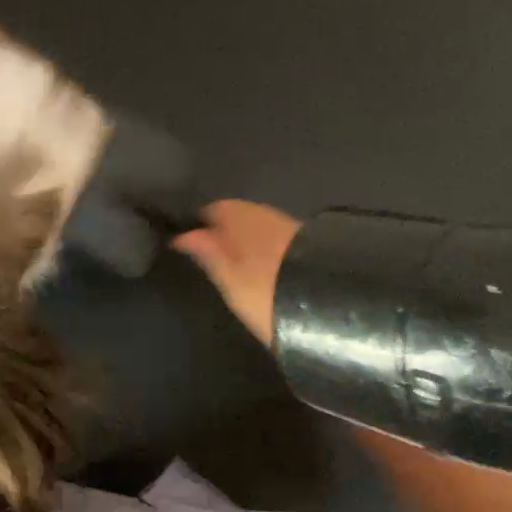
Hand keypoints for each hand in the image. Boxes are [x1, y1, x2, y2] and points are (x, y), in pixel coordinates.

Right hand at [173, 200, 299, 346]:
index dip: (198, 224)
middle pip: (237, 216)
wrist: (329, 301)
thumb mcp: (228, 277)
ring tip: (237, 263)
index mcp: (238, 215)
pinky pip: (278, 238)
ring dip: (248, 239)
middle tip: (212, 254)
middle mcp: (264, 213)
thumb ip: (206, 252)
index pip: (211, 210)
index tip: (187, 241)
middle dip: (225, 230)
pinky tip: (266, 266)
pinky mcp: (310, 244)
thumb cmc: (265, 289)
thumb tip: (182, 235)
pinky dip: (268, 248)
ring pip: (259, 227)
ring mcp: (290, 226)